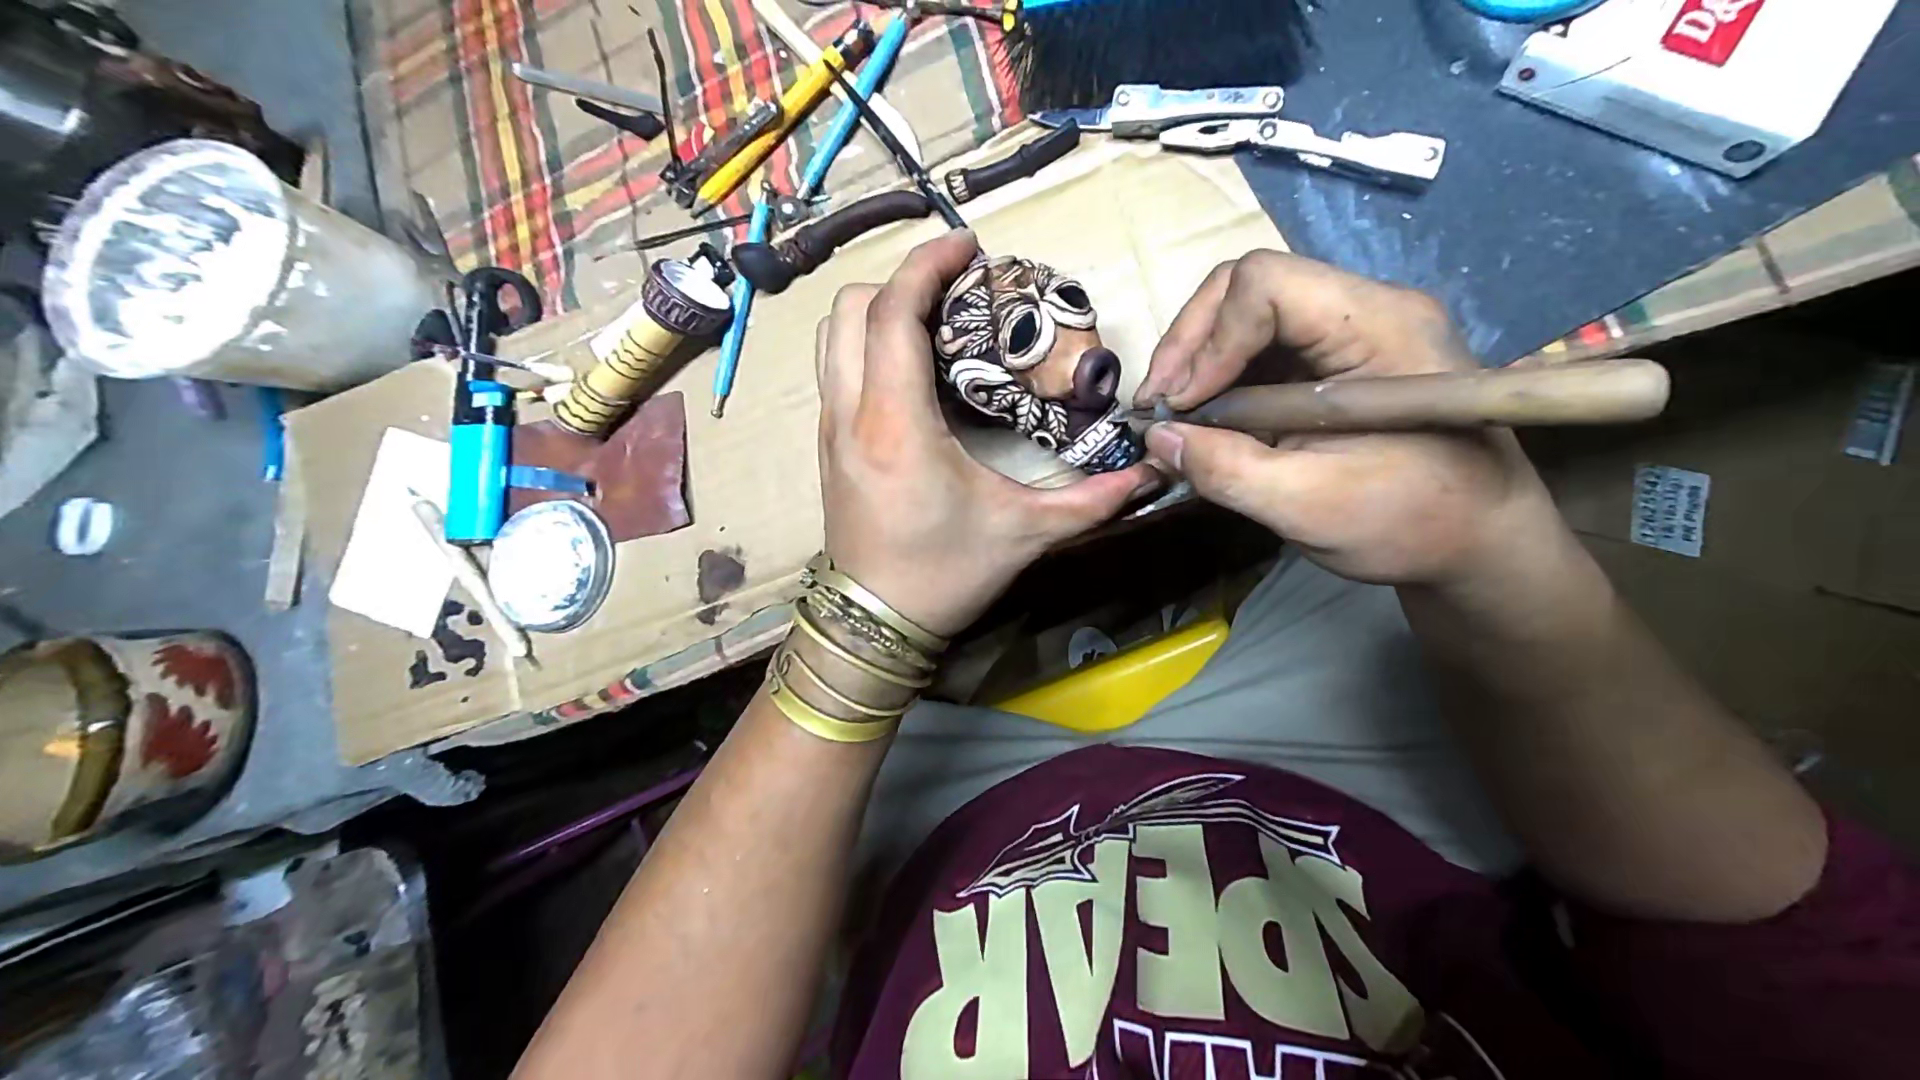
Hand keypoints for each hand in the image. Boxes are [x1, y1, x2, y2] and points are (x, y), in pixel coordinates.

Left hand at [816, 230, 1160, 637]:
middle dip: (901, 281)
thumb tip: (1149, 475)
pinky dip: (864, 342)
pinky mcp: (827, 444)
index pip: (894, 313)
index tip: (967, 246)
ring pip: (831, 334)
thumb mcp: (1024, 534)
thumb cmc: (943, 576)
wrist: (874, 622)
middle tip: (955, 290)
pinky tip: (908, 366)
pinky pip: (832, 366)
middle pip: (851, 307)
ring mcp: (829, 428)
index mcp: (896, 425)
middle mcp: (850, 414)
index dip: (927, 263)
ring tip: (929, 319)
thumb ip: (1090, 500)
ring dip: (875, 309)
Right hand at [1136, 251, 1555, 587]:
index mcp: (1379, 329)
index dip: (1209, 339)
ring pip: (1240, 312)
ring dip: (1193, 361)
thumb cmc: (1412, 524)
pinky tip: (1199, 418)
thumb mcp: (1310, 508)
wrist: (1475, 540)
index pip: (1267, 285)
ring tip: (1170, 415)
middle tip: (1159, 404)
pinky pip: (1253, 349)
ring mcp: (1343, 333)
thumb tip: (1158, 438)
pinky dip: (1213, 379)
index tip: (1181, 405)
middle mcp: (1362, 311)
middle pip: (1245, 286)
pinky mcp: (1326, 361)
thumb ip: (1227, 471)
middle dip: (1188, 344)